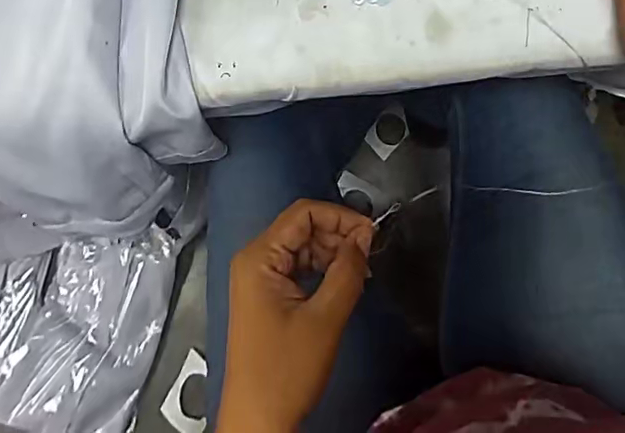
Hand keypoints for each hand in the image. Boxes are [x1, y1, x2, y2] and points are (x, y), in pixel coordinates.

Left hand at [217, 199, 373, 432]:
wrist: (256, 422)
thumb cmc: (285, 370)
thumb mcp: (324, 319)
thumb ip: (347, 272)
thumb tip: (364, 237)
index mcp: (259, 255)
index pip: (302, 213)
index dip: (339, 216)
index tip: (370, 231)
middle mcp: (254, 257)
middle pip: (301, 227)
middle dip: (338, 234)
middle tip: (370, 252)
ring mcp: (258, 276)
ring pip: (301, 246)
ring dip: (332, 252)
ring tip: (362, 269)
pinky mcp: (265, 294)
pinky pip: (297, 266)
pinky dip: (321, 269)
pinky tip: (343, 280)